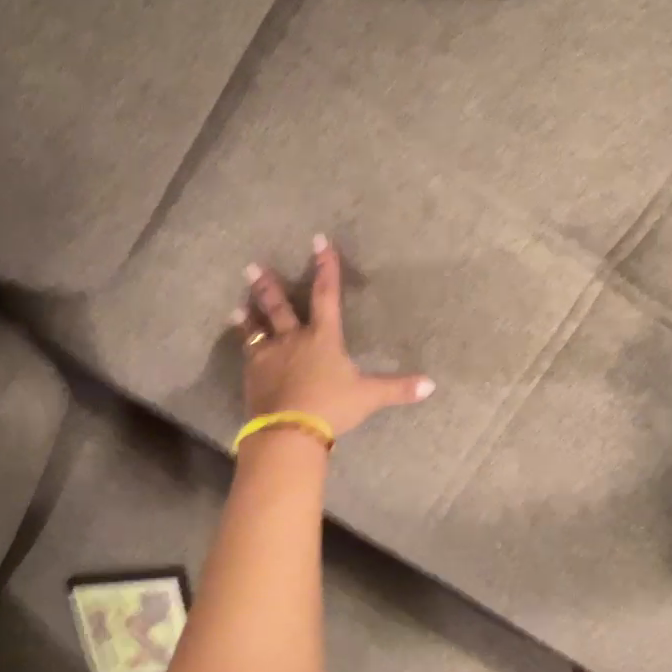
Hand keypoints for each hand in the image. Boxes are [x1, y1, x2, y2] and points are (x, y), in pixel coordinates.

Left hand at [235, 236, 433, 436]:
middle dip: (268, 286)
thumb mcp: (369, 396)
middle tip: (253, 267)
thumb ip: (398, 388)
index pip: (326, 296)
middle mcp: (294, 339)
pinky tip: (241, 340)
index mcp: (324, 338)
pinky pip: (247, 352)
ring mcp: (269, 356)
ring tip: (239, 302)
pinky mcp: (253, 374)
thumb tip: (431, 385)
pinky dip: (244, 342)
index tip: (319, 241)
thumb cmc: (331, 406)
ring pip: (257, 328)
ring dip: (249, 313)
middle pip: (279, 307)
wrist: (288, 430)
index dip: (326, 268)